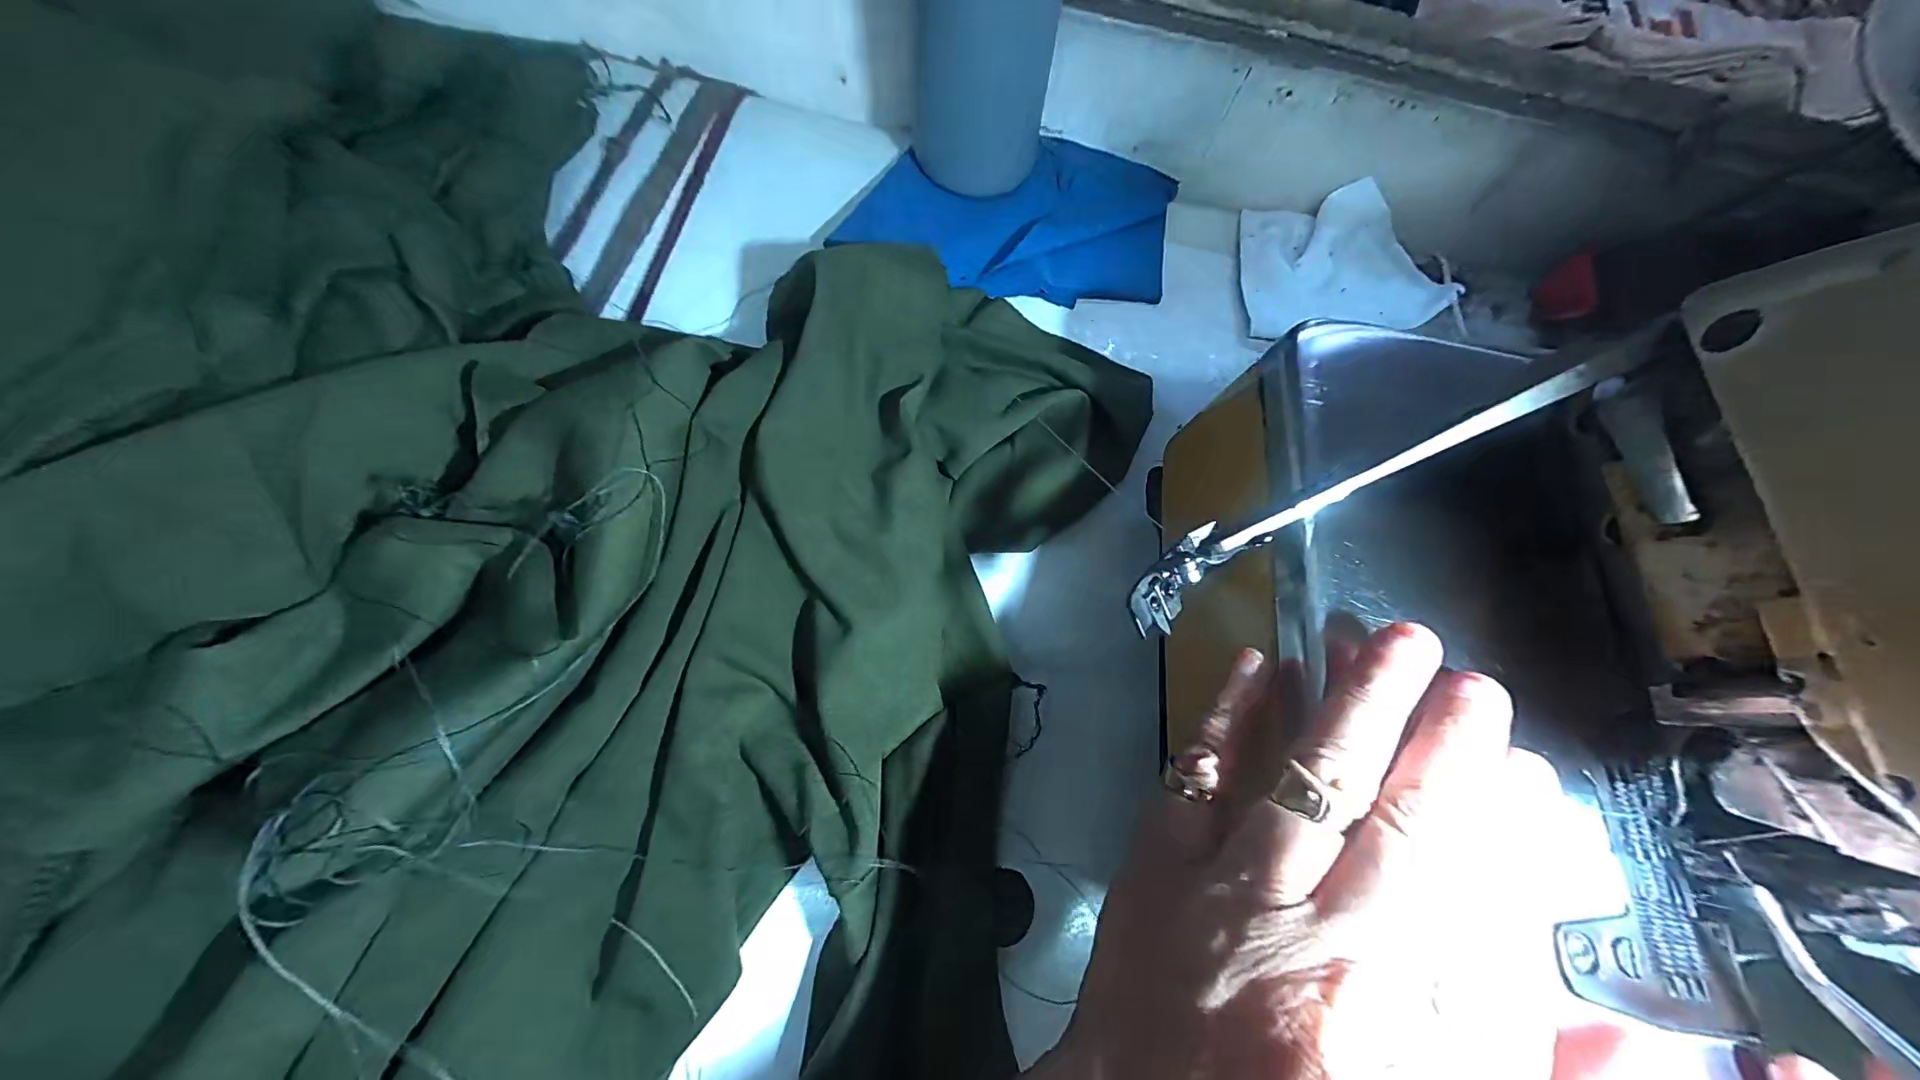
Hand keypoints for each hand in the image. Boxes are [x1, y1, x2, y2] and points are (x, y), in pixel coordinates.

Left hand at [1028, 622, 1560, 1079]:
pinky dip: (1227, 715)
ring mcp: (1217, 884)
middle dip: (1416, 723)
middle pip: (1377, 805)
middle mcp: (1302, 925)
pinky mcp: (1154, 863)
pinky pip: (1195, 773)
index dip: (1480, 794)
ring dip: (1334, 701)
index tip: (1505, 737)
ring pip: (1292, 774)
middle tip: (1444, 657)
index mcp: (1377, 996)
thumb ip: (1508, 1058)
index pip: (1450, 872)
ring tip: (1364, 638)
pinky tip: (1254, 667)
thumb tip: (1613, 1022)